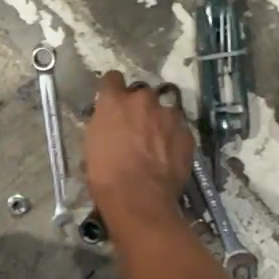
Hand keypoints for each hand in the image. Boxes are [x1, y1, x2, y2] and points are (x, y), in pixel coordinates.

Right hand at [84, 71, 194, 224]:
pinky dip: (174, 138)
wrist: (139, 199)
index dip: (113, 90)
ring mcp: (168, 115)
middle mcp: (143, 100)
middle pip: (142, 94)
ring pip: (165, 110)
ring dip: (160, 121)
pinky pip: (179, 129)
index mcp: (114, 101)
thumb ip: (103, 127)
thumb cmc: (105, 177)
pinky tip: (169, 155)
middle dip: (139, 107)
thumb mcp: (91, 147)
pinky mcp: (187, 133)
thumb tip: (109, 127)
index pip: (112, 79)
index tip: (114, 102)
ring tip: (157, 143)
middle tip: (137, 128)